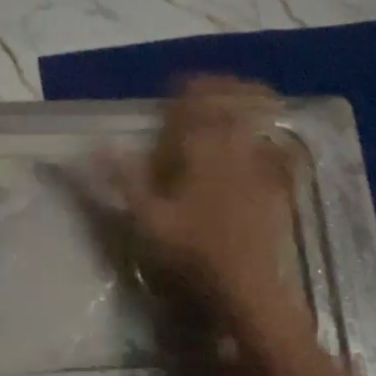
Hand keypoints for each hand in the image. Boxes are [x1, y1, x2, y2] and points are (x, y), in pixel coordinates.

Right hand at [101, 77, 300, 310]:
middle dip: (218, 90)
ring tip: (233, 105)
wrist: (246, 285)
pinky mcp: (277, 186)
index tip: (175, 90)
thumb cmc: (190, 254)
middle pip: (231, 102)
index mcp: (201, 149)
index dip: (185, 92)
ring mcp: (261, 166)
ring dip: (243, 106)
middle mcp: (234, 147)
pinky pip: (274, 149)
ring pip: (255, 121)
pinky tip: (260, 144)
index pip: (195, 104)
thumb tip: (98, 145)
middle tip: (204, 90)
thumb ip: (124, 178)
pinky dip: (265, 137)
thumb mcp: (146, 219)